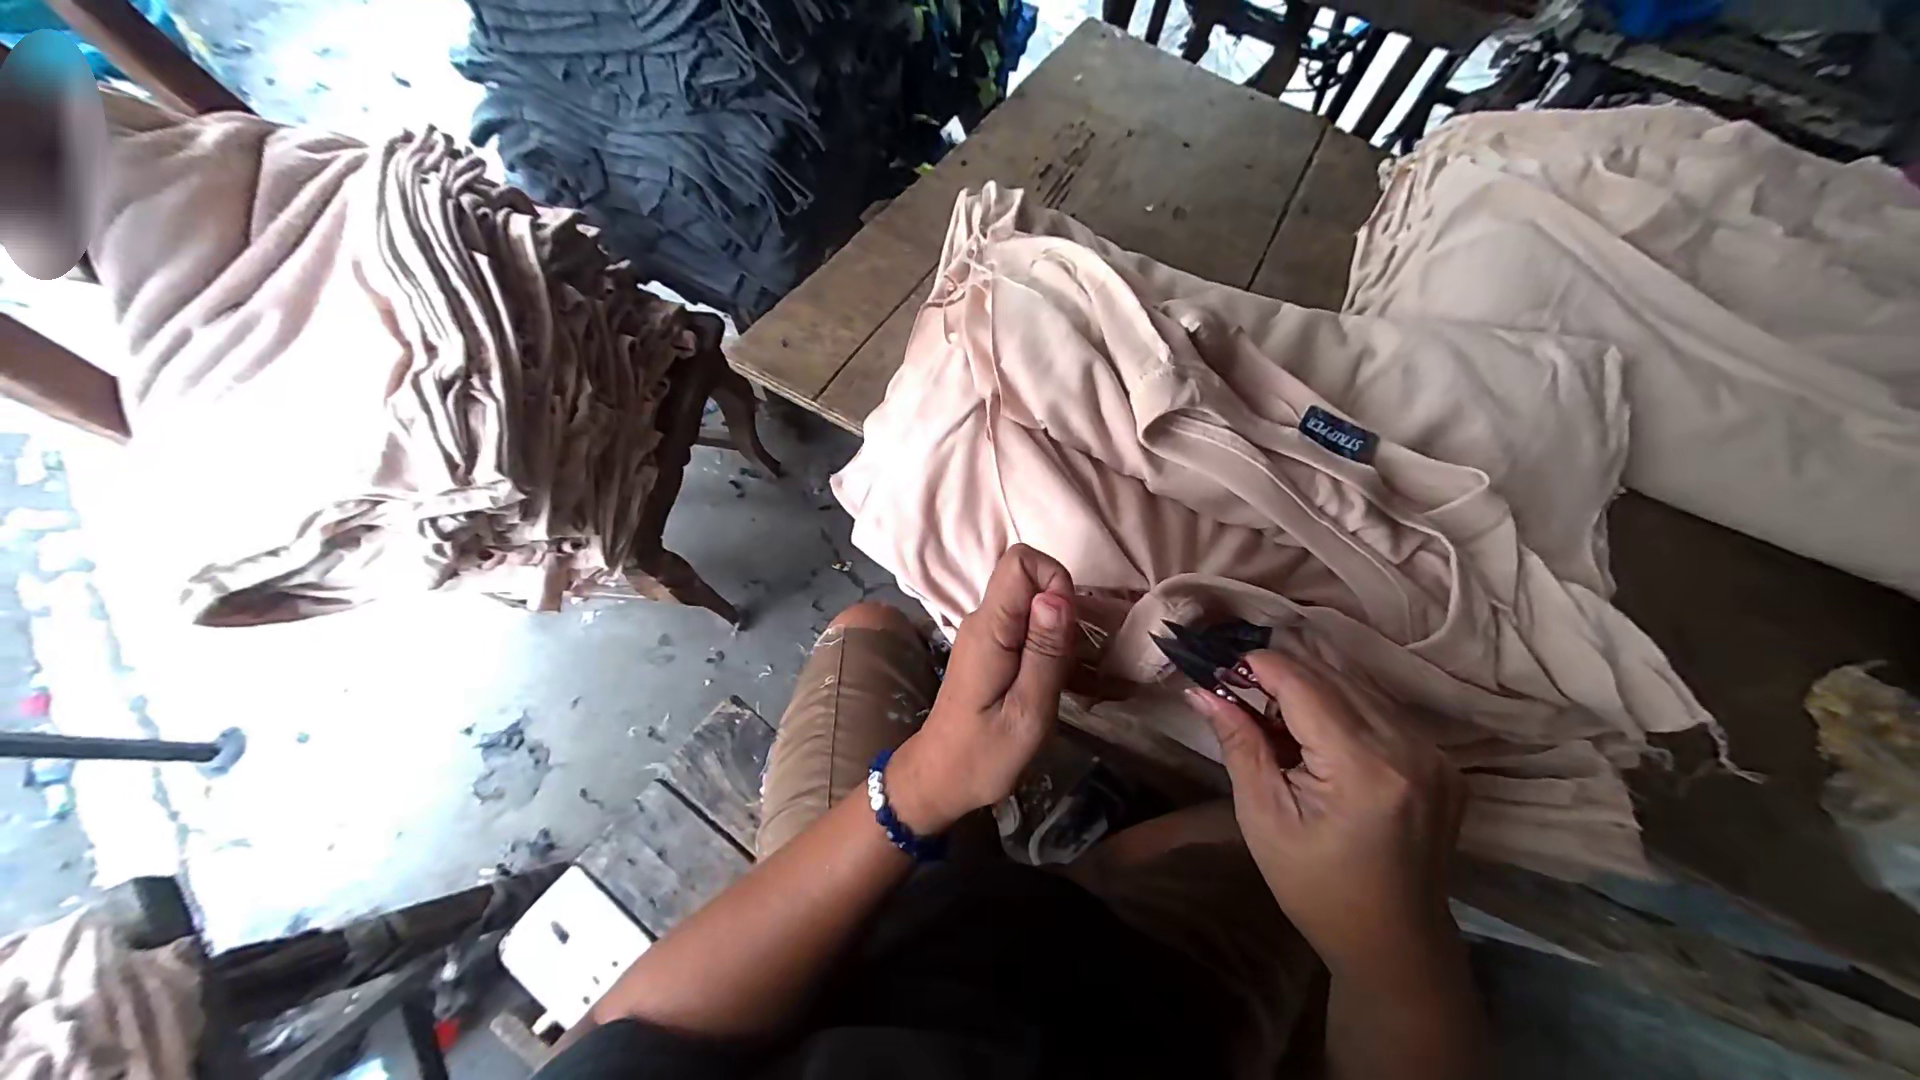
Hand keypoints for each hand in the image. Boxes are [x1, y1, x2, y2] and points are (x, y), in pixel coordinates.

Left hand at [886, 545, 1075, 833]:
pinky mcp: (992, 648)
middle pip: (1030, 579)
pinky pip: (1027, 627)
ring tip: (1074, 677)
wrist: (941, 778)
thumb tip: (1057, 595)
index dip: (1054, 580)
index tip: (1071, 628)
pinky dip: (1051, 646)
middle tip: (1074, 663)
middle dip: (1064, 610)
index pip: (1020, 561)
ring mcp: (986, 634)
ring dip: (1062, 633)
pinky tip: (1064, 682)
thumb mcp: (1028, 712)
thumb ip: (1045, 652)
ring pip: (1033, 604)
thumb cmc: (984, 755)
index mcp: (988, 629)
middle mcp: (983, 620)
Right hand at [1185, 650, 1465, 972]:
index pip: (1304, 685)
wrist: (1394, 944)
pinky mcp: (1444, 761)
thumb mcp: (1263, 816)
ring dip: (1310, 685)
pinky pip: (1381, 708)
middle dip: (1281, 673)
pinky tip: (1315, 731)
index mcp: (1363, 768)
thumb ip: (1238, 743)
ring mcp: (1435, 754)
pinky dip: (1341, 704)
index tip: (1222, 670)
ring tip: (1274, 714)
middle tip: (1239, 692)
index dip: (1260, 666)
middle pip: (1333, 676)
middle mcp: (1409, 749)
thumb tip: (1201, 691)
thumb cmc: (1315, 886)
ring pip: (1358, 685)